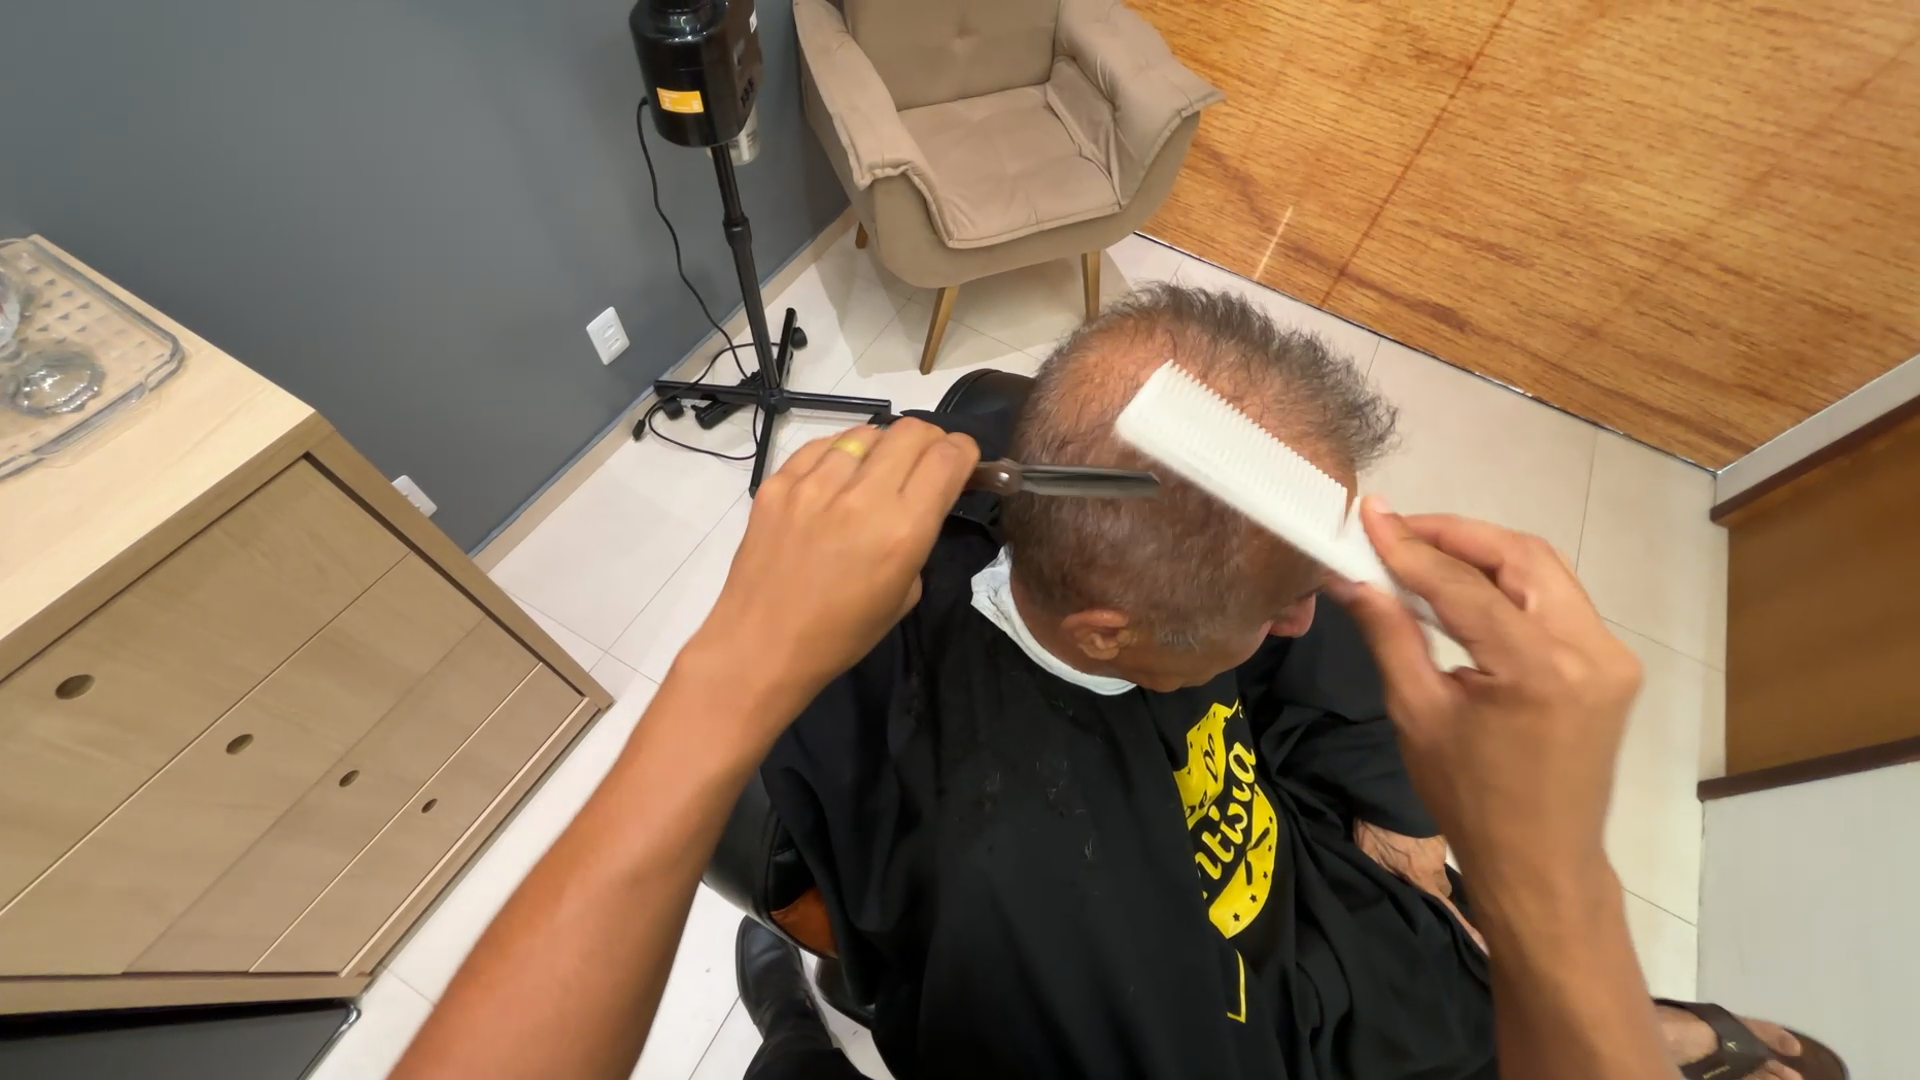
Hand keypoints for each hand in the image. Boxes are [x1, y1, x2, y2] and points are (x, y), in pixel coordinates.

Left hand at [689, 419, 979, 714]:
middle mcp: (862, 497)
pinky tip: (838, 478)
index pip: (948, 457)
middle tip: (926, 462)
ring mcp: (815, 484)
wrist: (763, 644)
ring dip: (883, 447)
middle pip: (912, 431)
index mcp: (903, 530)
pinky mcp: (778, 482)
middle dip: (931, 441)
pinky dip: (841, 454)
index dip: (965, 452)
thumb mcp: (905, 594)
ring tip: (876, 472)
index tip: (963, 462)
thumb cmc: (842, 633)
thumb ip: (918, 536)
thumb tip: (920, 501)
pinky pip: (822, 446)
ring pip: (867, 433)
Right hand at [1328, 498, 1641, 902]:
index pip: (1465, 584)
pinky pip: (1552, 597)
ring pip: (1543, 569)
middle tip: (1396, 528)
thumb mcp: (1415, 710)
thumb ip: (1387, 632)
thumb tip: (1348, 577)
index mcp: (1539, 670)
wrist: (1539, 856)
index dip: (1410, 546)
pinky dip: (1503, 579)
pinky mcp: (1608, 662)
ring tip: (1419, 548)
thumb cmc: (1466, 793)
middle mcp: (1590, 650)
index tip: (1369, 516)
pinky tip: (1459, 584)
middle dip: (1454, 533)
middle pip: (1522, 556)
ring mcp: (1609, 655)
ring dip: (1480, 551)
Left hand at [1353, 821, 1485, 951]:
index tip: (1484, 946)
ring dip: (1428, 870)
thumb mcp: (1370, 855)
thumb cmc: (1374, 828)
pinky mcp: (1437, 832)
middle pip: (1442, 888)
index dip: (1463, 927)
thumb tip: (1390, 892)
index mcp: (1421, 875)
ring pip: (1439, 869)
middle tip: (1417, 889)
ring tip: (1408, 863)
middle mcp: (1436, 864)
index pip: (1445, 907)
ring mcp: (1439, 846)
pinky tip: (1410, 846)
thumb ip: (1385, 876)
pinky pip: (1435, 852)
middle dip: (1434, 892)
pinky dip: (1426, 854)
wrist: (1384, 794)